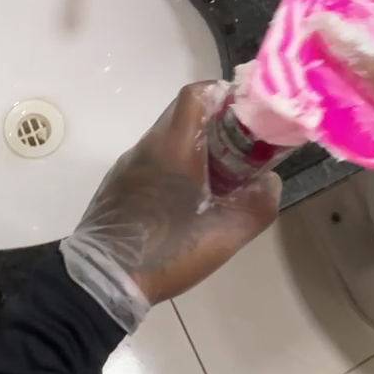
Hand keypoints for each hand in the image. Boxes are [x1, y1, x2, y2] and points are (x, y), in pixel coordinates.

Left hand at [60, 82, 281, 331]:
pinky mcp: (118, 183)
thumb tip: (271, 181)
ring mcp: (128, 164)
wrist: (102, 279)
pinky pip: (152, 160)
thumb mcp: (223, 236)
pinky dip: (173, 165)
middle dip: (215, 124)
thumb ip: (256, 206)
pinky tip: (185, 199)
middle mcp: (148, 146)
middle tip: (241, 149)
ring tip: (218, 178)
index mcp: (173, 147)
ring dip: (194, 147)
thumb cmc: (166, 251)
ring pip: (167, 139)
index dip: (221, 93)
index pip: (195, 95)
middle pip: (184, 115)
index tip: (244, 113)